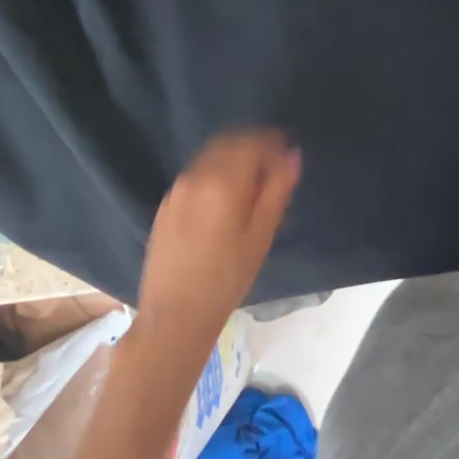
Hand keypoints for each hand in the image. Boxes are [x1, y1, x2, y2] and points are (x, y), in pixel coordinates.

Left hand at [137, 129, 301, 337]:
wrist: (175, 316)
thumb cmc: (227, 279)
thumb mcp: (261, 236)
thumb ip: (277, 190)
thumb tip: (292, 156)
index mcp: (223, 182)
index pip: (252, 142)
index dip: (272, 144)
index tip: (286, 157)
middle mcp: (196, 176)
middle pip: (229, 143)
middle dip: (253, 148)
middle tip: (272, 169)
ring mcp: (177, 189)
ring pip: (211, 157)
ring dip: (233, 160)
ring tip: (250, 187)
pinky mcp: (166, 204)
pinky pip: (196, 175)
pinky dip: (215, 174)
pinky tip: (224, 201)